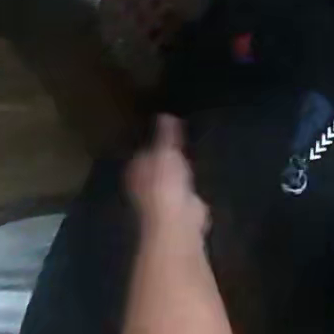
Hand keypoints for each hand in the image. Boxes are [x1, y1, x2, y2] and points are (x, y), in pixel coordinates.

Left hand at [126, 115, 207, 242]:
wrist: (178, 219)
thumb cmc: (166, 182)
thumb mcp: (166, 150)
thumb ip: (166, 134)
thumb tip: (164, 114)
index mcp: (138, 168)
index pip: (142, 151)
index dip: (151, 140)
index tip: (165, 129)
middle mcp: (144, 183)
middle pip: (153, 165)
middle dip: (162, 155)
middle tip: (177, 140)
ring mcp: (161, 196)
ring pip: (168, 177)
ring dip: (175, 169)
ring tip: (187, 154)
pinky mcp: (178, 206)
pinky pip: (182, 187)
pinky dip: (187, 181)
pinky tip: (196, 174)